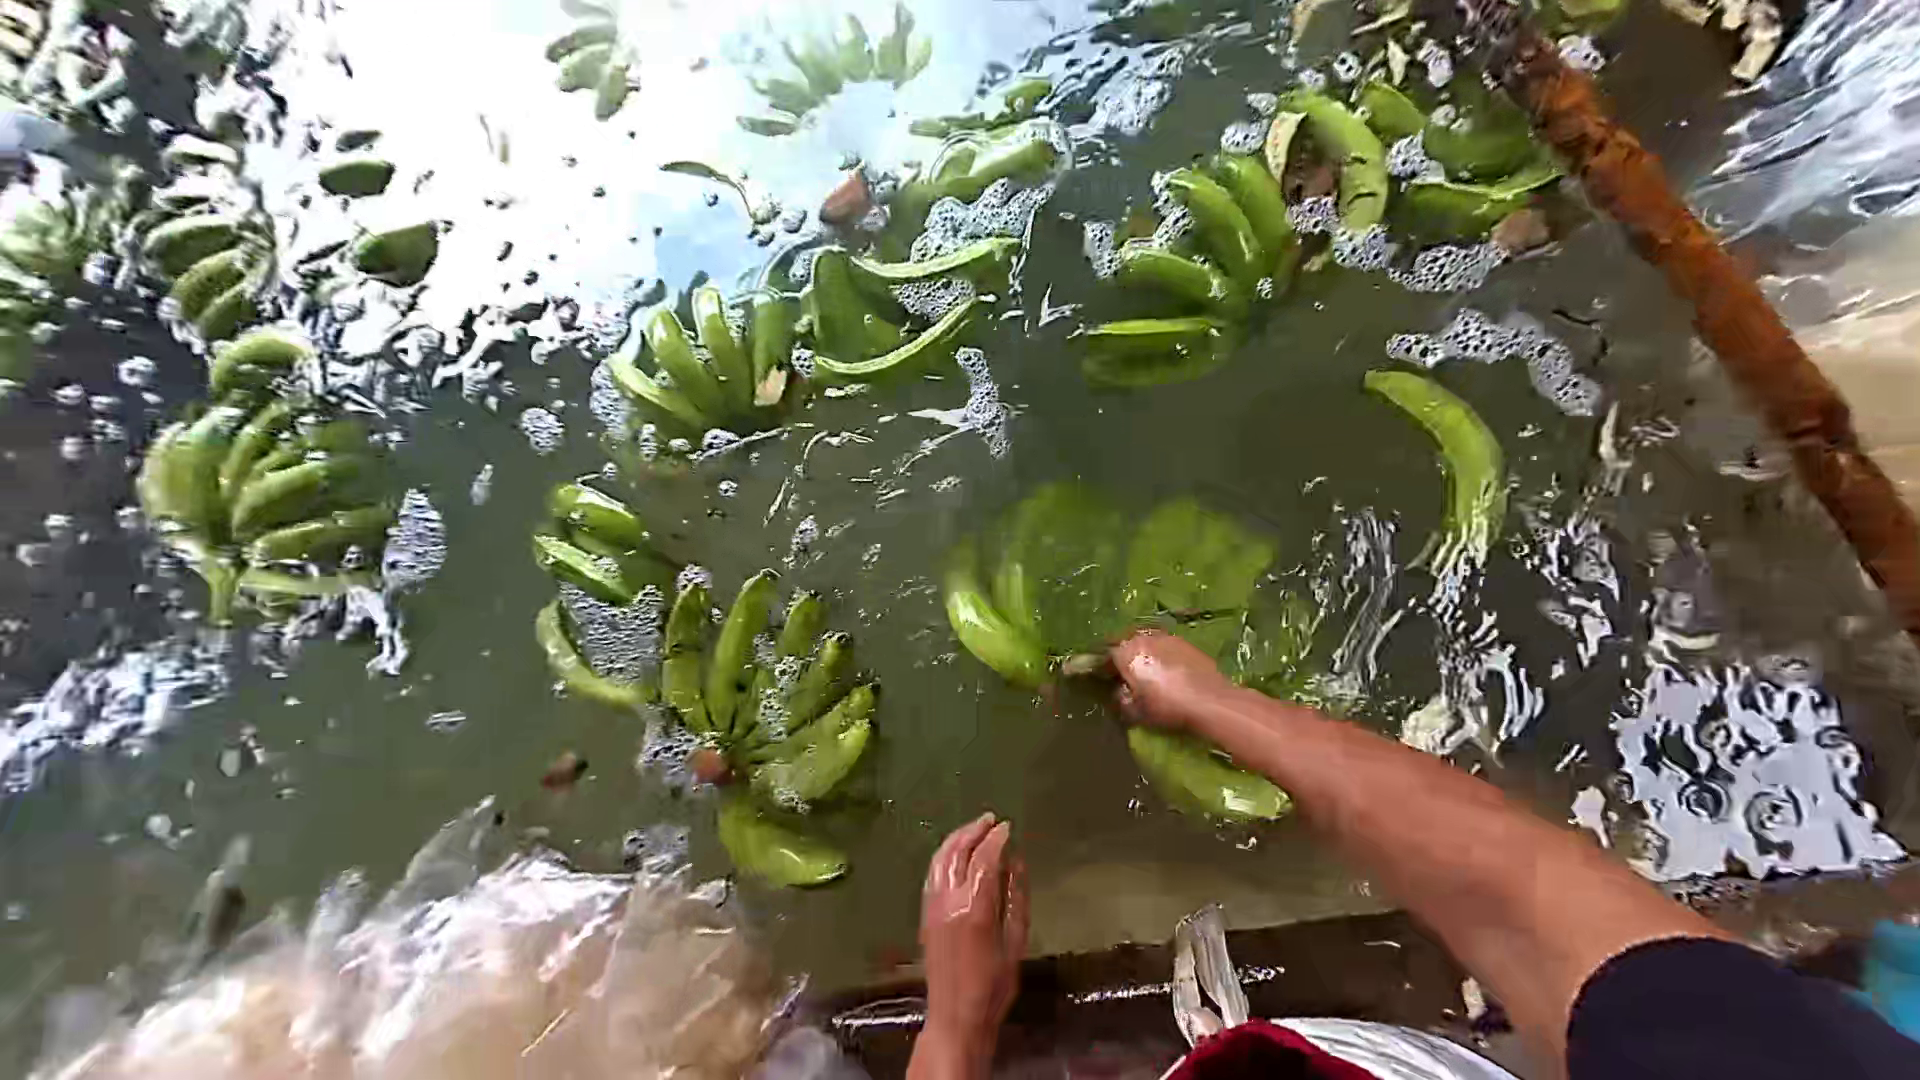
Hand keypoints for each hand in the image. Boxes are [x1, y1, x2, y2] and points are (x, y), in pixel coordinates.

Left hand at [912, 812, 1026, 1079]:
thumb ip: (1016, 897)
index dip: (997, 838)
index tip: (1008, 827)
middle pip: (959, 849)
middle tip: (991, 819)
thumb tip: (1017, 861)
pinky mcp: (924, 911)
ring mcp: (933, 903)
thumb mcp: (1015, 942)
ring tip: (975, 827)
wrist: (955, 1017)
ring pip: (941, 856)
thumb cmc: (993, 985)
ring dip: (958, 837)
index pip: (985, 857)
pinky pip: (933, 871)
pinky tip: (955, 850)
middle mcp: (949, 899)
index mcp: (975, 907)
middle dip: (975, 829)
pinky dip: (945, 853)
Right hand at [1108, 629, 1238, 732]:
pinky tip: (1169, 673)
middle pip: (1126, 646)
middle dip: (1123, 659)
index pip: (1105, 656)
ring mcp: (1166, 638)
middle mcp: (1143, 638)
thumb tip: (1118, 692)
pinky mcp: (1186, 643)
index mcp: (1125, 652)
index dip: (1101, 667)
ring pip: (1147, 645)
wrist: (1212, 701)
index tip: (1102, 678)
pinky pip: (1166, 648)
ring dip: (1144, 656)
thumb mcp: (1136, 711)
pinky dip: (1162, 657)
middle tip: (1124, 677)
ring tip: (1148, 674)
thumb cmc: (1167, 706)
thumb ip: (1120, 699)